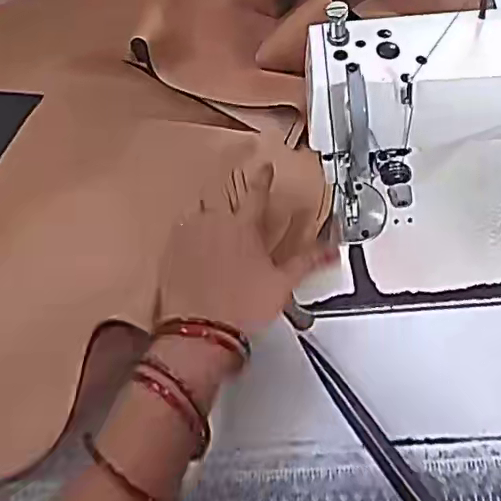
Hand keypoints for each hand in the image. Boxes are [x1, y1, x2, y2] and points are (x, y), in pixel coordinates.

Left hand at [157, 162, 335, 338]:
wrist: (200, 332)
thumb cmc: (240, 309)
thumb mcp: (282, 284)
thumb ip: (307, 261)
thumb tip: (330, 250)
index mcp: (244, 226)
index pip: (257, 192)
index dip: (263, 178)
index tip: (264, 168)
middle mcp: (215, 222)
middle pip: (224, 198)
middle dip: (231, 202)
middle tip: (236, 214)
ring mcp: (190, 233)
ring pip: (200, 211)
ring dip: (209, 216)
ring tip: (215, 232)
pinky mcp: (171, 249)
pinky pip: (180, 230)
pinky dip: (189, 234)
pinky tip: (195, 248)